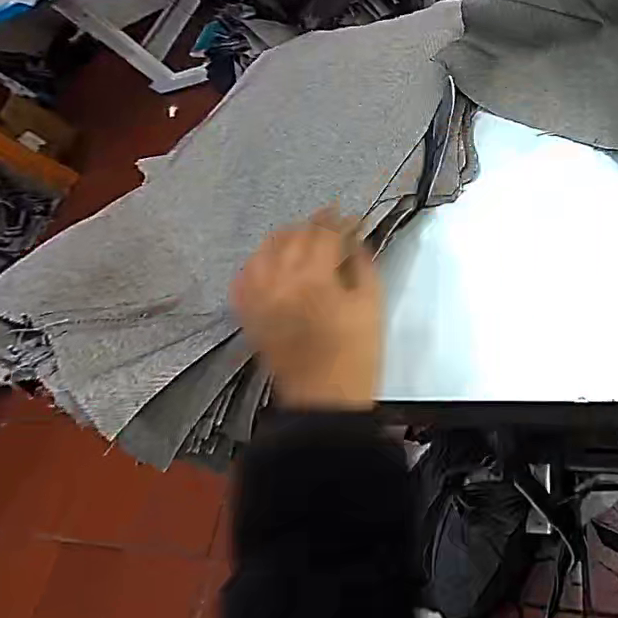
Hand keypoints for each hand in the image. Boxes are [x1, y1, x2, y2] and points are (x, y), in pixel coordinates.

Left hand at [230, 207, 381, 411]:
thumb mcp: (372, 304)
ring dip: (287, 238)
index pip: (325, 232)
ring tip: (304, 241)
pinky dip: (260, 262)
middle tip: (334, 225)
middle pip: (293, 235)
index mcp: (315, 278)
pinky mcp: (248, 312)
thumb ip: (362, 265)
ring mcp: (258, 296)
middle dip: (315, 225)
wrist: (324, 398)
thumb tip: (353, 242)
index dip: (341, 220)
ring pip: (265, 249)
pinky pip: (245, 274)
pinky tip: (274, 263)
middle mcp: (279, 281)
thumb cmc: (357, 353)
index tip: (353, 219)